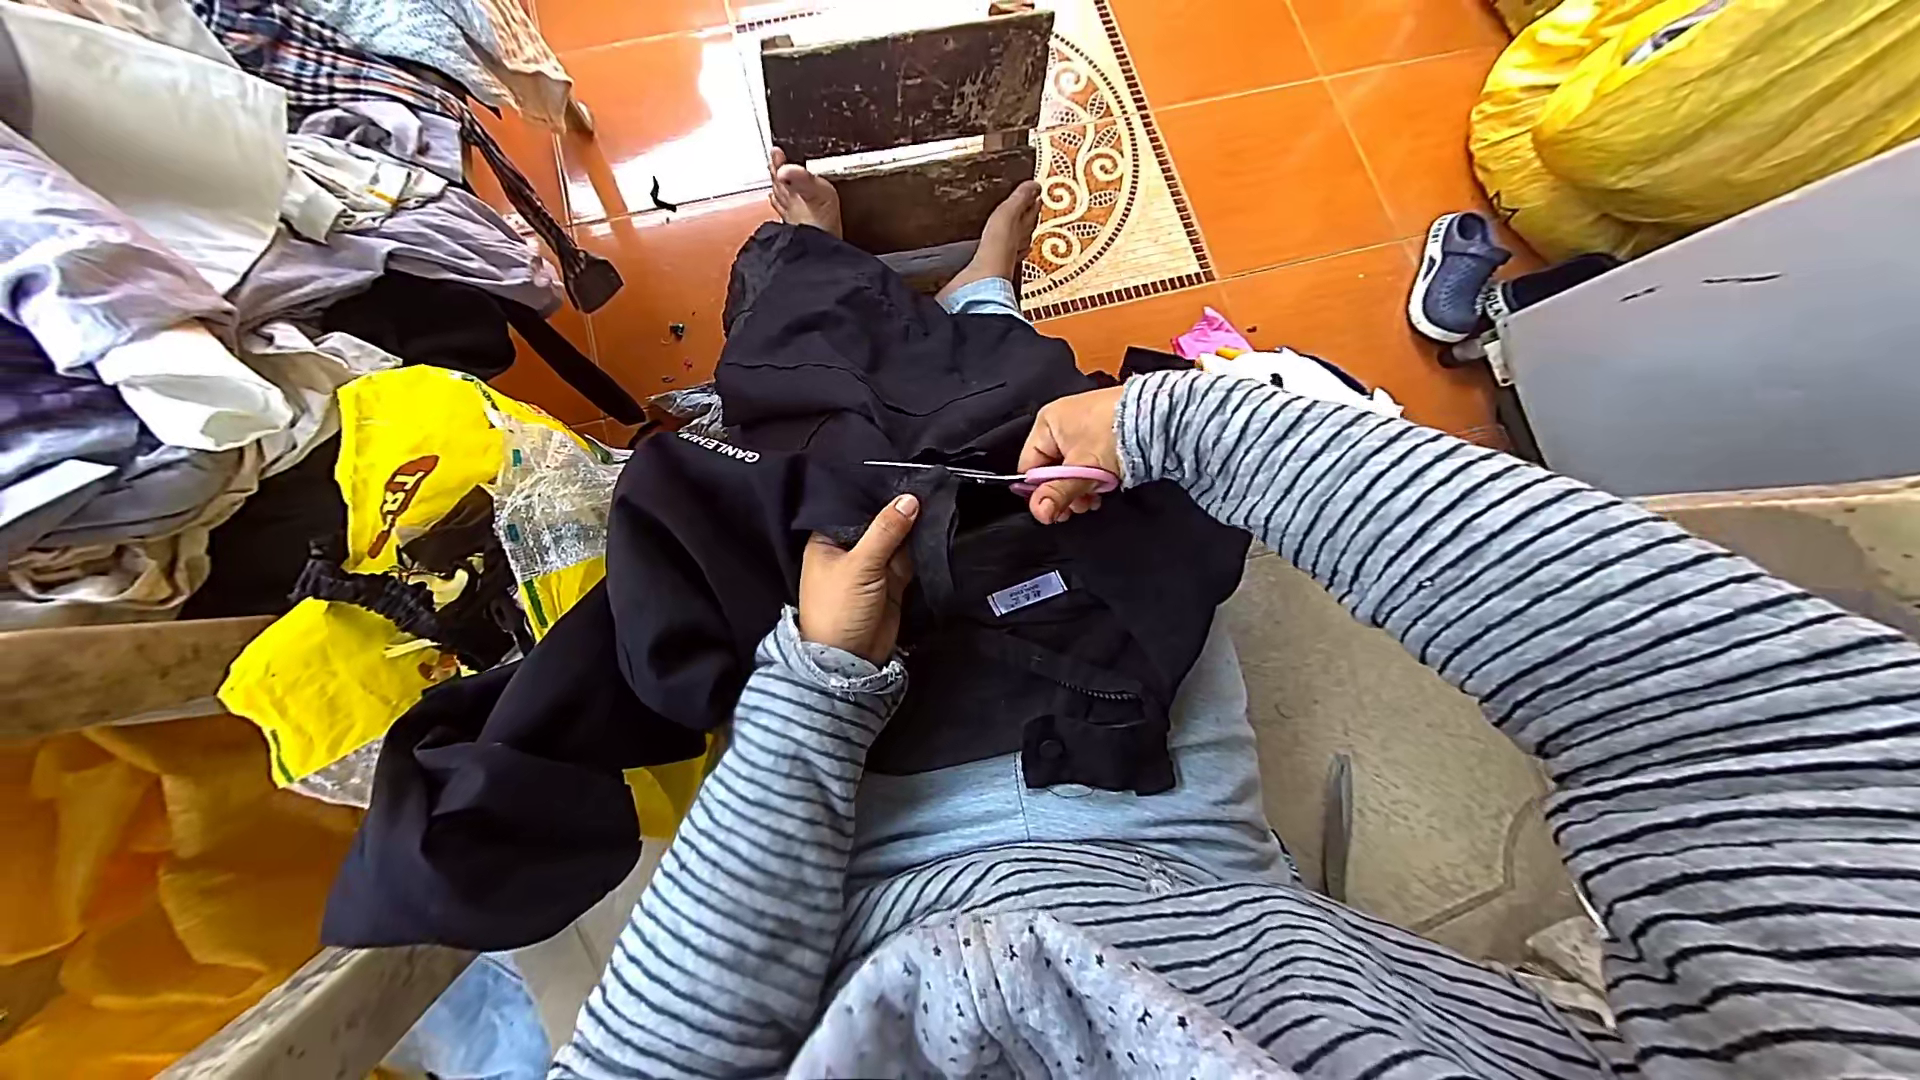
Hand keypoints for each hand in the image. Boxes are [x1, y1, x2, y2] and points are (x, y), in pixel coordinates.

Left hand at [798, 494, 918, 663]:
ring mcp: (872, 567)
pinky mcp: (891, 582)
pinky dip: (919, 549)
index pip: (854, 510)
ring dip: (912, 529)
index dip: (876, 497)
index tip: (901, 480)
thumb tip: (908, 500)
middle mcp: (849, 551)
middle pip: (878, 524)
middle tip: (924, 490)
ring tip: (933, 506)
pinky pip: (908, 558)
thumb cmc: (837, 610)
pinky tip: (932, 532)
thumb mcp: (859, 565)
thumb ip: (885, 531)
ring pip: (896, 540)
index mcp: (828, 542)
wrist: (850, 659)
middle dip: (899, 512)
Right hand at [1017, 385, 1123, 523]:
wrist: (1161, 418)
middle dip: (1066, 490)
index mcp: (1047, 422)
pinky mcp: (1102, 431)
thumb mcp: (1083, 470)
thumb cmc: (1117, 434)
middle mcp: (1062, 420)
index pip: (1030, 466)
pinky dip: (1095, 475)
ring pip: (1071, 467)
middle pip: (1051, 469)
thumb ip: (1058, 493)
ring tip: (1097, 495)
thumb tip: (1039, 512)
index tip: (1055, 507)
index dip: (1040, 491)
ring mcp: (1083, 425)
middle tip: (1080, 504)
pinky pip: (1088, 460)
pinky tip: (1106, 484)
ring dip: (1082, 486)